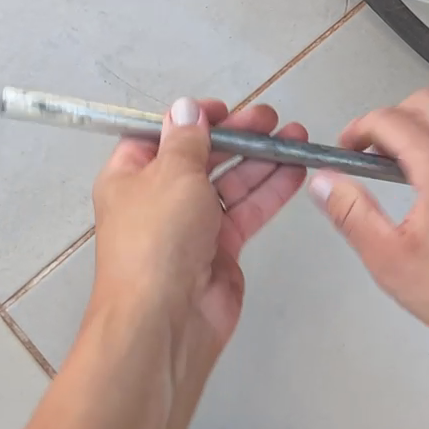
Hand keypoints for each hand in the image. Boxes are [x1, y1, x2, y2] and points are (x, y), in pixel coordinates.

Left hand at [89, 97, 307, 358]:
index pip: (161, 136)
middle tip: (271, 118)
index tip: (224, 110)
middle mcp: (160, 198)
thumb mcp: (171, 174)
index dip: (192, 119)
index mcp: (131, 176)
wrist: (164, 321)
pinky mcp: (222, 247)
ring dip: (263, 158)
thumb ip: (187, 138)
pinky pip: (248, 209)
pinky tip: (296, 170)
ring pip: (232, 181)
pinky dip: (271, 189)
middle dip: (238, 136)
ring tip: (297, 136)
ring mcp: (193, 224)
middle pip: (203, 156)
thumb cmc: (157, 237)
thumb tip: (187, 108)